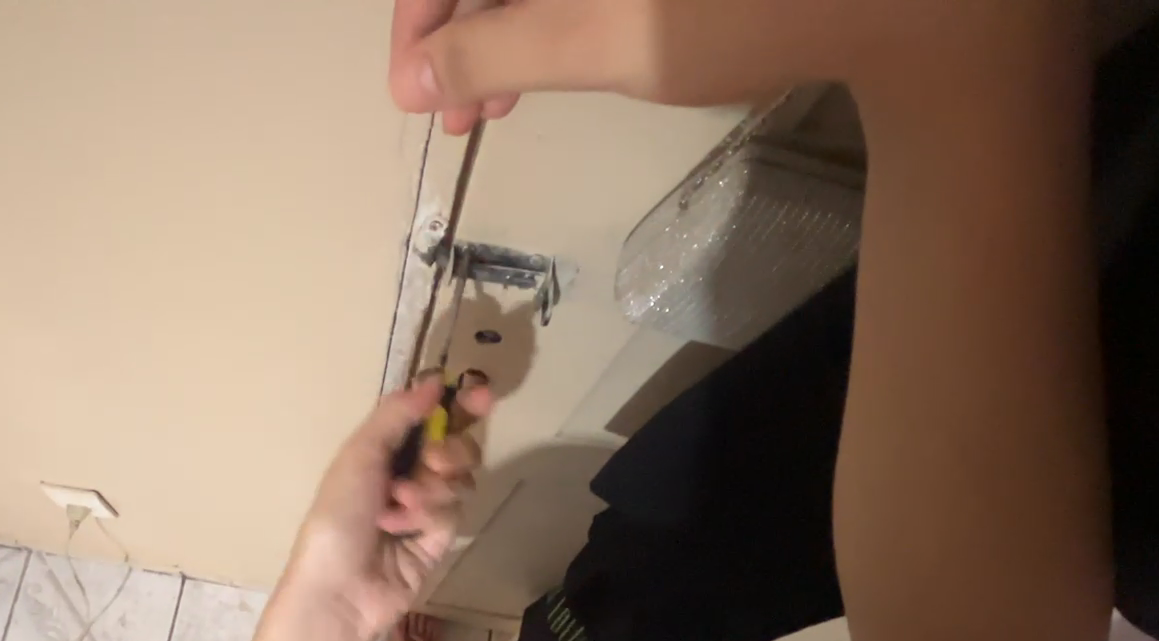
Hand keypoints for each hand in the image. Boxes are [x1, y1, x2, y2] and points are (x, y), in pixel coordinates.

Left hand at [281, 377, 490, 640]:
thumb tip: (434, 380)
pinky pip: (454, 510)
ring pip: (461, 478)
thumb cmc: (338, 514)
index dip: (459, 403)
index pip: (431, 416)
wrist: (341, 586)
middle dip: (450, 450)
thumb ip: (396, 416)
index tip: (482, 396)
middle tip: (432, 462)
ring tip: (401, 503)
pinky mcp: (439, 537)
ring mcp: (426, 506)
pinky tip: (401, 529)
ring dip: (433, 488)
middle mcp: (407, 473)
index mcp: (383, 448)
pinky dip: (429, 516)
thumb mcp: (359, 456)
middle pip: (457, 445)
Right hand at [388, 0, 1076, 123]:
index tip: (413, 92)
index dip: (419, 17)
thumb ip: (494, 49)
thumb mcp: (606, 38)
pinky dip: (548, 9)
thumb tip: (411, 76)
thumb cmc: (747, 6)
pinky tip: (544, 56)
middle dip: (459, 27)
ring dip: (500, 26)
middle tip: (456, 113)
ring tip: (492, 102)